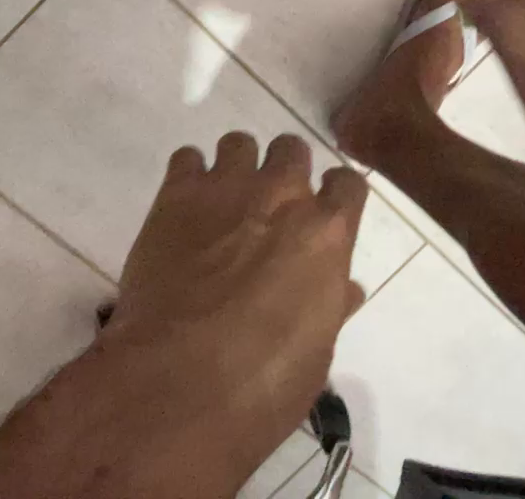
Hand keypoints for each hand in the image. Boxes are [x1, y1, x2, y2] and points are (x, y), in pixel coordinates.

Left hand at [105, 133, 367, 483]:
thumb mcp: (316, 348)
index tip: (322, 210)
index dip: (334, 194)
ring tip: (222, 200)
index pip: (347, 183)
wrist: (181, 378)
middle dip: (283, 170)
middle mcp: (282, 195)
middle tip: (267, 204)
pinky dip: (188, 175)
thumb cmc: (263, 382)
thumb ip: (330, 302)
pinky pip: (186, 157)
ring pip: (238, 142)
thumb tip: (344, 288)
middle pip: (291, 149)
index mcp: (327, 233)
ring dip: (236, 166)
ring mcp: (227, 187)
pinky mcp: (177, 192)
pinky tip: (183, 206)